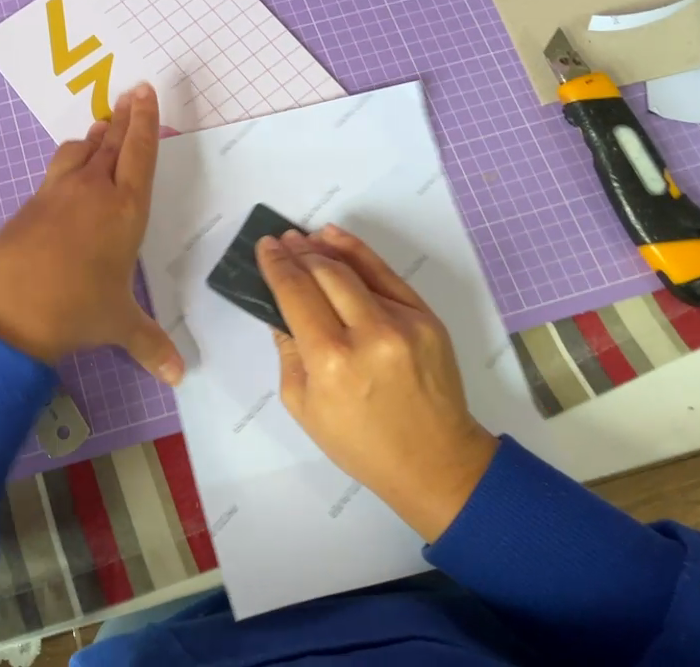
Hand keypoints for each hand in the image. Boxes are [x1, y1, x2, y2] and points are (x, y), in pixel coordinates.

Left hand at [0, 84, 184, 384]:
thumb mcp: (119, 325)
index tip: (145, 92)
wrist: (11, 311)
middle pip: (111, 143)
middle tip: (131, 93)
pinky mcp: (31, 204)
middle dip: (124, 118)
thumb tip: (178, 376)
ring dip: (94, 137)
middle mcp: (93, 191)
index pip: (140, 154)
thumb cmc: (78, 310)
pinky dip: (68, 161)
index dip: (145, 121)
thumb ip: (151, 343)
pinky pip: (55, 171)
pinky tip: (68, 169)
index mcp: (125, 210)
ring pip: (79, 151)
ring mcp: (58, 194)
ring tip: (102, 127)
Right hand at [257, 226, 495, 540]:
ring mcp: (403, 323)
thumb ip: (288, 350)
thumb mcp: (303, 406)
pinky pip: (387, 276)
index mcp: (331, 361)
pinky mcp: (427, 319)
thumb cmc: (360, 444)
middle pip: (324, 274)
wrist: (435, 462)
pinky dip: (359, 253)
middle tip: (282, 240)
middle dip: (298, 252)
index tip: (264, 247)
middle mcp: (368, 334)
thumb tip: (281, 308)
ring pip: (355, 269)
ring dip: (324, 248)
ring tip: (304, 237)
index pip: (295, 294)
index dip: (277, 266)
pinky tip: (337, 240)